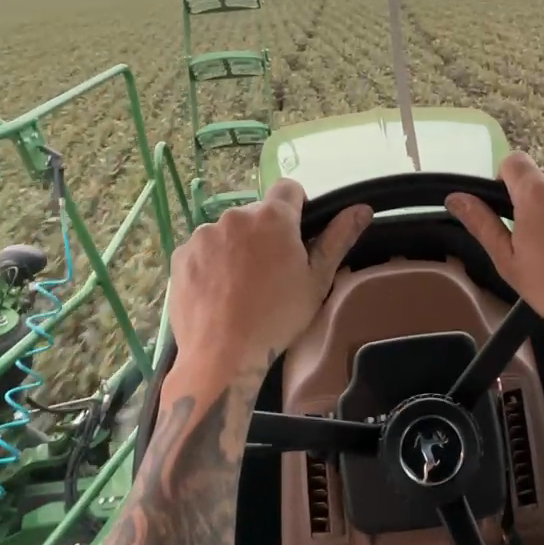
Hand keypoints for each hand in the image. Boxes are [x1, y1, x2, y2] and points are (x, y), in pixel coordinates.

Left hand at [164, 179, 370, 385]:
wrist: (222, 355)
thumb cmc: (278, 317)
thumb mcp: (317, 280)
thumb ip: (338, 238)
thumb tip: (362, 208)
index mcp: (272, 217)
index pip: (289, 189)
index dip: (297, 208)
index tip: (298, 238)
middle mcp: (235, 216)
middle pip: (257, 215)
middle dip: (265, 235)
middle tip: (272, 274)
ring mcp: (203, 235)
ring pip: (229, 233)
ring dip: (237, 249)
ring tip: (242, 288)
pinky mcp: (181, 256)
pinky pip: (203, 251)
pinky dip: (212, 264)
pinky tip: (218, 294)